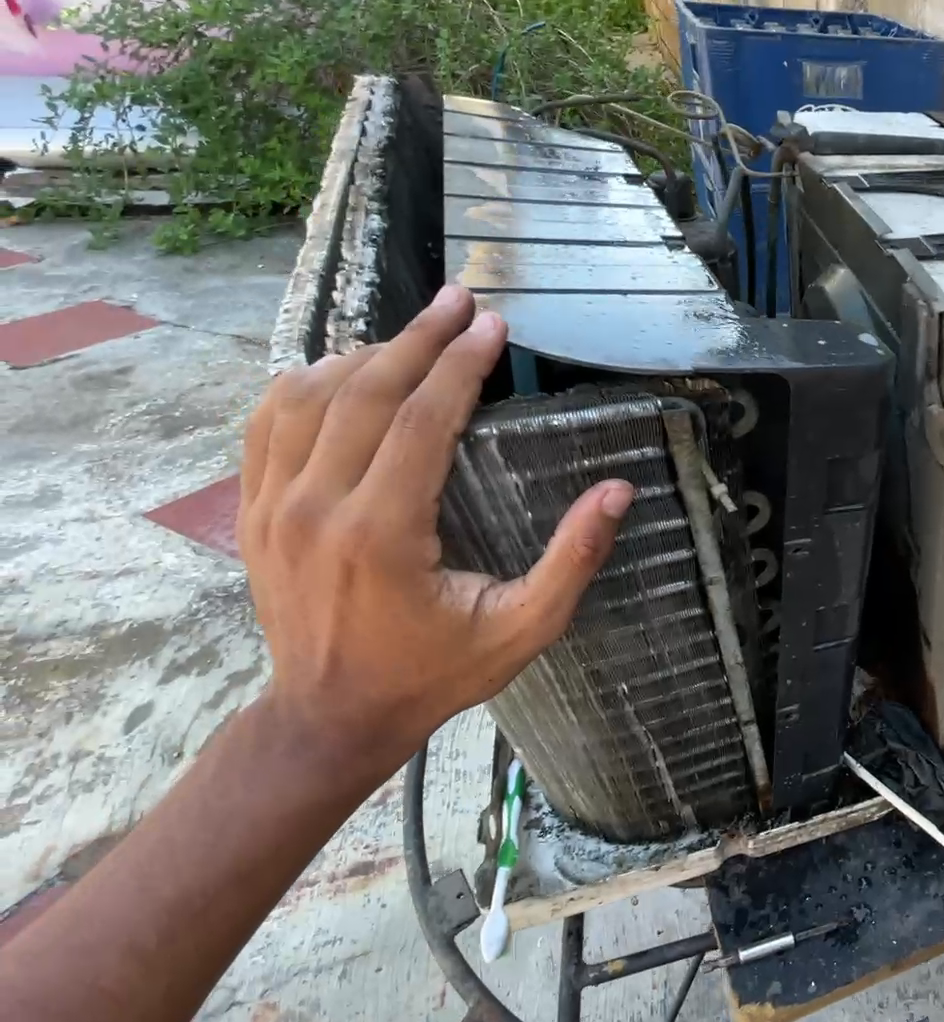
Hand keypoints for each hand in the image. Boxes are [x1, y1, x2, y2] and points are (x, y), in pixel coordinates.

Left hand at [239, 285, 631, 776]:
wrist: (333, 716)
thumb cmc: (438, 673)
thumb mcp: (525, 627)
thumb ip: (573, 558)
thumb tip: (616, 491)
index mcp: (382, 532)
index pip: (421, 419)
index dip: (461, 365)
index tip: (492, 327)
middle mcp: (314, 506)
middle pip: (364, 392)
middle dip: (417, 338)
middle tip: (462, 303)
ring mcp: (268, 506)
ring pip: (307, 396)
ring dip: (365, 354)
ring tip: (415, 334)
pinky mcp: (248, 512)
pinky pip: (267, 423)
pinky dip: (305, 384)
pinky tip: (341, 372)